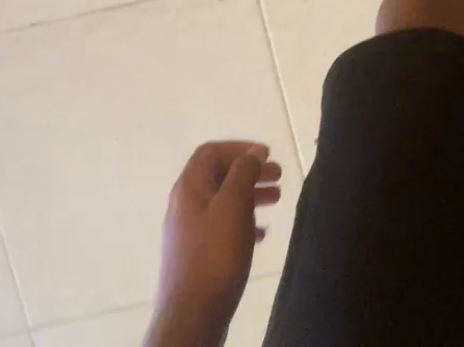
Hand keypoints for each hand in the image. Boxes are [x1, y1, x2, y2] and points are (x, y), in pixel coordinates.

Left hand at [147, 141, 282, 346]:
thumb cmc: (215, 254)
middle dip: (249, 171)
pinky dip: (244, 221)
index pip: (211, 152)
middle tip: (279, 176)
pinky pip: (223, 226)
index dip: (239, 147)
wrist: (191, 315)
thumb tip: (253, 152)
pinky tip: (262, 233)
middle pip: (219, 175)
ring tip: (277, 199)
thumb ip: (244, 172)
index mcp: (189, 188)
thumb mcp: (234, 204)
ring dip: (250, 194)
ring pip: (223, 201)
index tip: (267, 155)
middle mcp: (185, 205)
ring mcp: (189, 232)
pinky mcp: (197, 255)